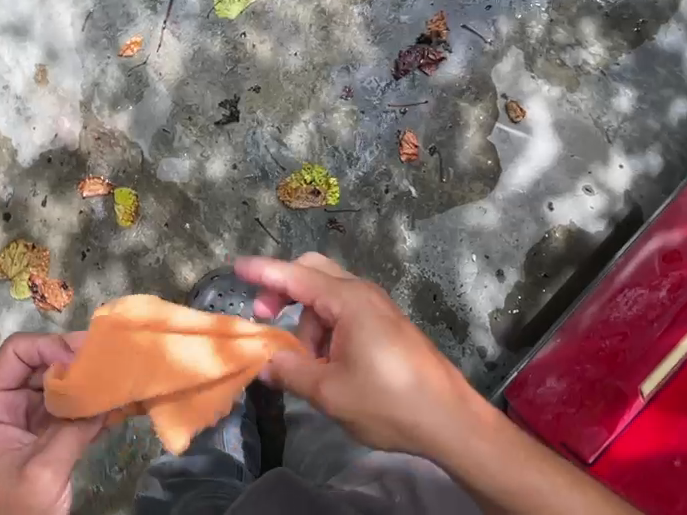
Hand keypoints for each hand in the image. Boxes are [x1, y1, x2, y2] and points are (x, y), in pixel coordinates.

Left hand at [0, 332, 106, 514]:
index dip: (48, 347)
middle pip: (41, 362)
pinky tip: (116, 401)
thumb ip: (71, 430)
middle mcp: (8, 404)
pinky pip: (71, 407)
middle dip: (74, 360)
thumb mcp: (42, 473)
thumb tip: (107, 394)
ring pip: (59, 382)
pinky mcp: (48, 435)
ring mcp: (29, 419)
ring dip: (87, 380)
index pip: (16, 353)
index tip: (80, 359)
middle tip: (109, 360)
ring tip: (117, 375)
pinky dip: (92, 403)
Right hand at [235, 253, 491, 458]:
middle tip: (265, 317)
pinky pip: (344, 311)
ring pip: (327, 295)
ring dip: (307, 319)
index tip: (236, 267)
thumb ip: (291, 373)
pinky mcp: (386, 324)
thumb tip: (265, 364)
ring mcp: (377, 306)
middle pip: (312, 272)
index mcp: (347, 300)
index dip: (263, 272)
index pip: (294, 275)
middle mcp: (361, 292)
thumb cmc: (389, 401)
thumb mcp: (330, 392)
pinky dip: (325, 327)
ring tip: (306, 364)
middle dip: (283, 290)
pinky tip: (327, 363)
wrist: (451, 420)